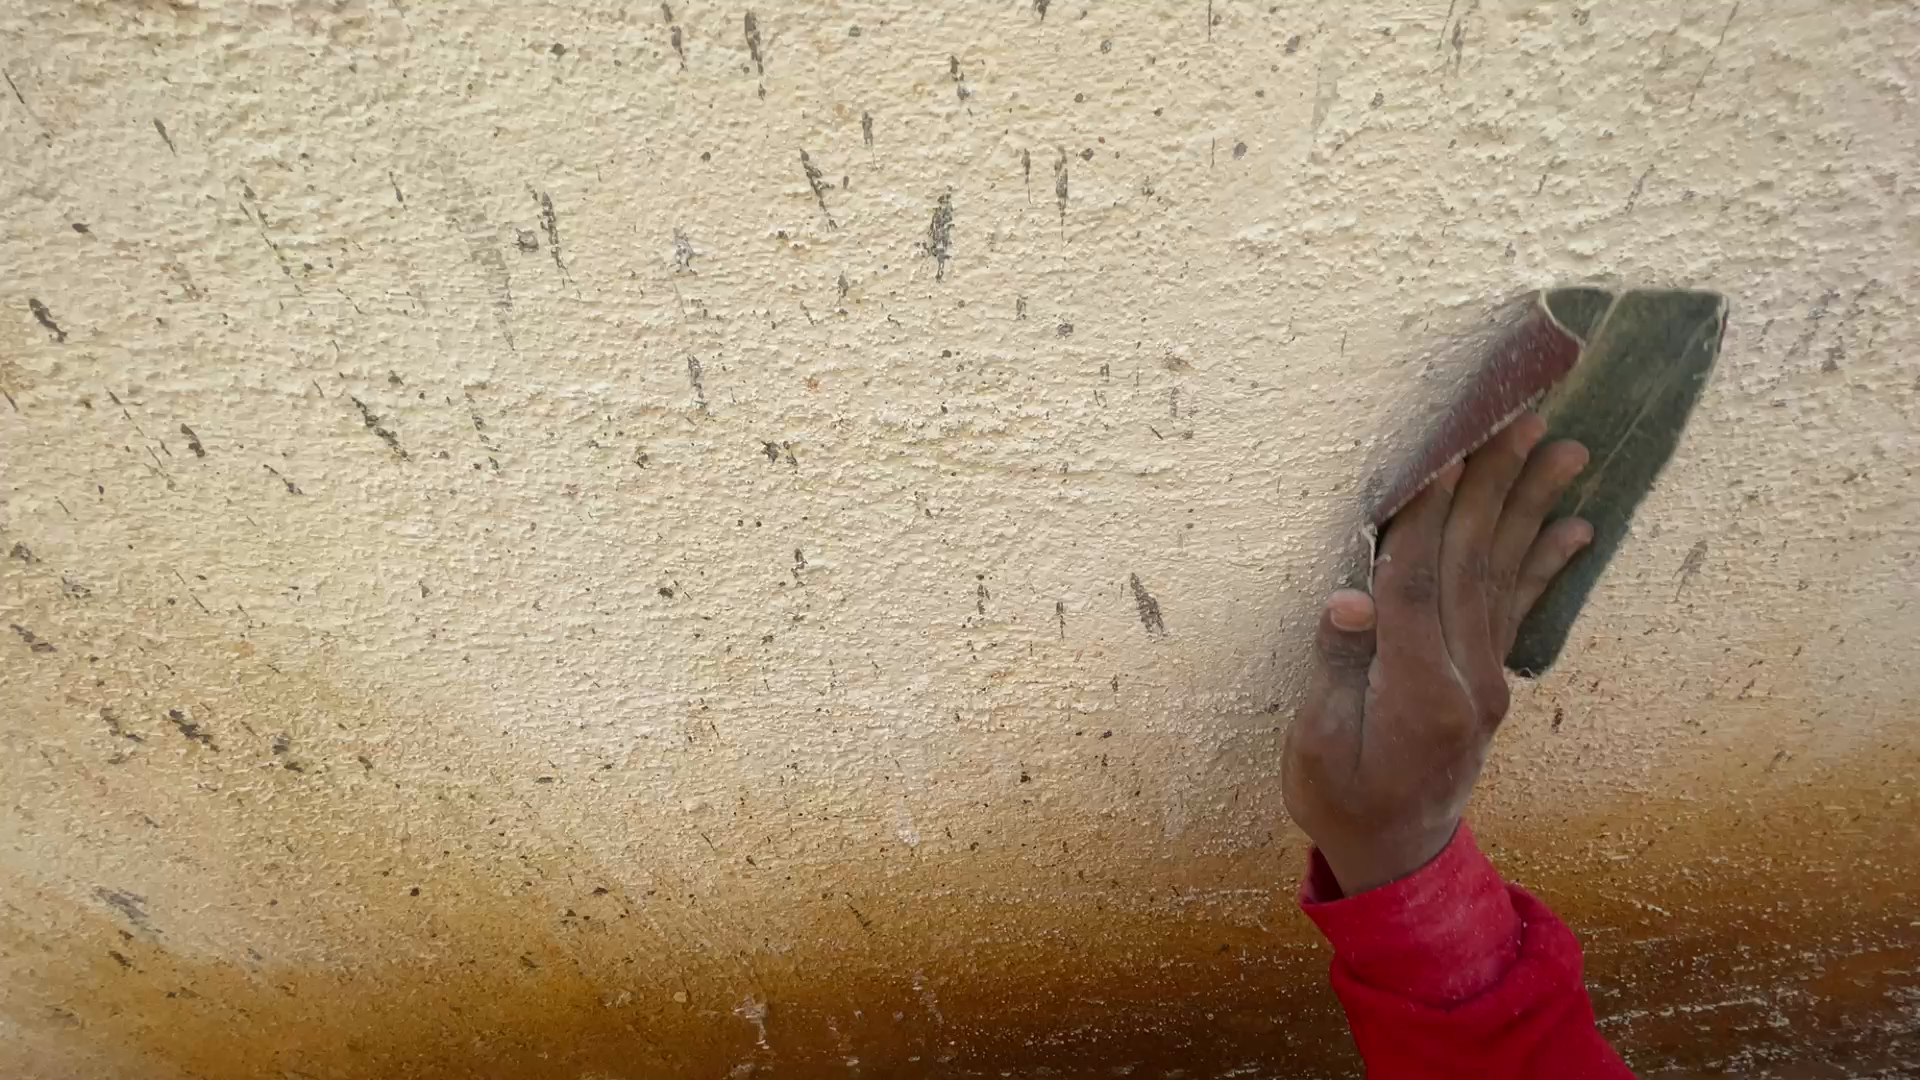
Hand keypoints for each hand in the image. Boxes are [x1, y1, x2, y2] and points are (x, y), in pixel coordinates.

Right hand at [1282, 414, 1592, 894]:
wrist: (1397, 854)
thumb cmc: (1340, 798)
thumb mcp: (1316, 744)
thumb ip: (1335, 669)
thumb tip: (1349, 599)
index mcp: (1417, 691)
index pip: (1417, 584)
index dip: (1423, 517)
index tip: (1440, 450)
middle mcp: (1466, 677)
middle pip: (1473, 565)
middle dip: (1492, 488)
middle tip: (1519, 419)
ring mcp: (1486, 678)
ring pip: (1503, 576)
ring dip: (1530, 508)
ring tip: (1563, 450)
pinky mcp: (1489, 680)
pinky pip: (1517, 610)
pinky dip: (1546, 563)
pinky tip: (1576, 526)